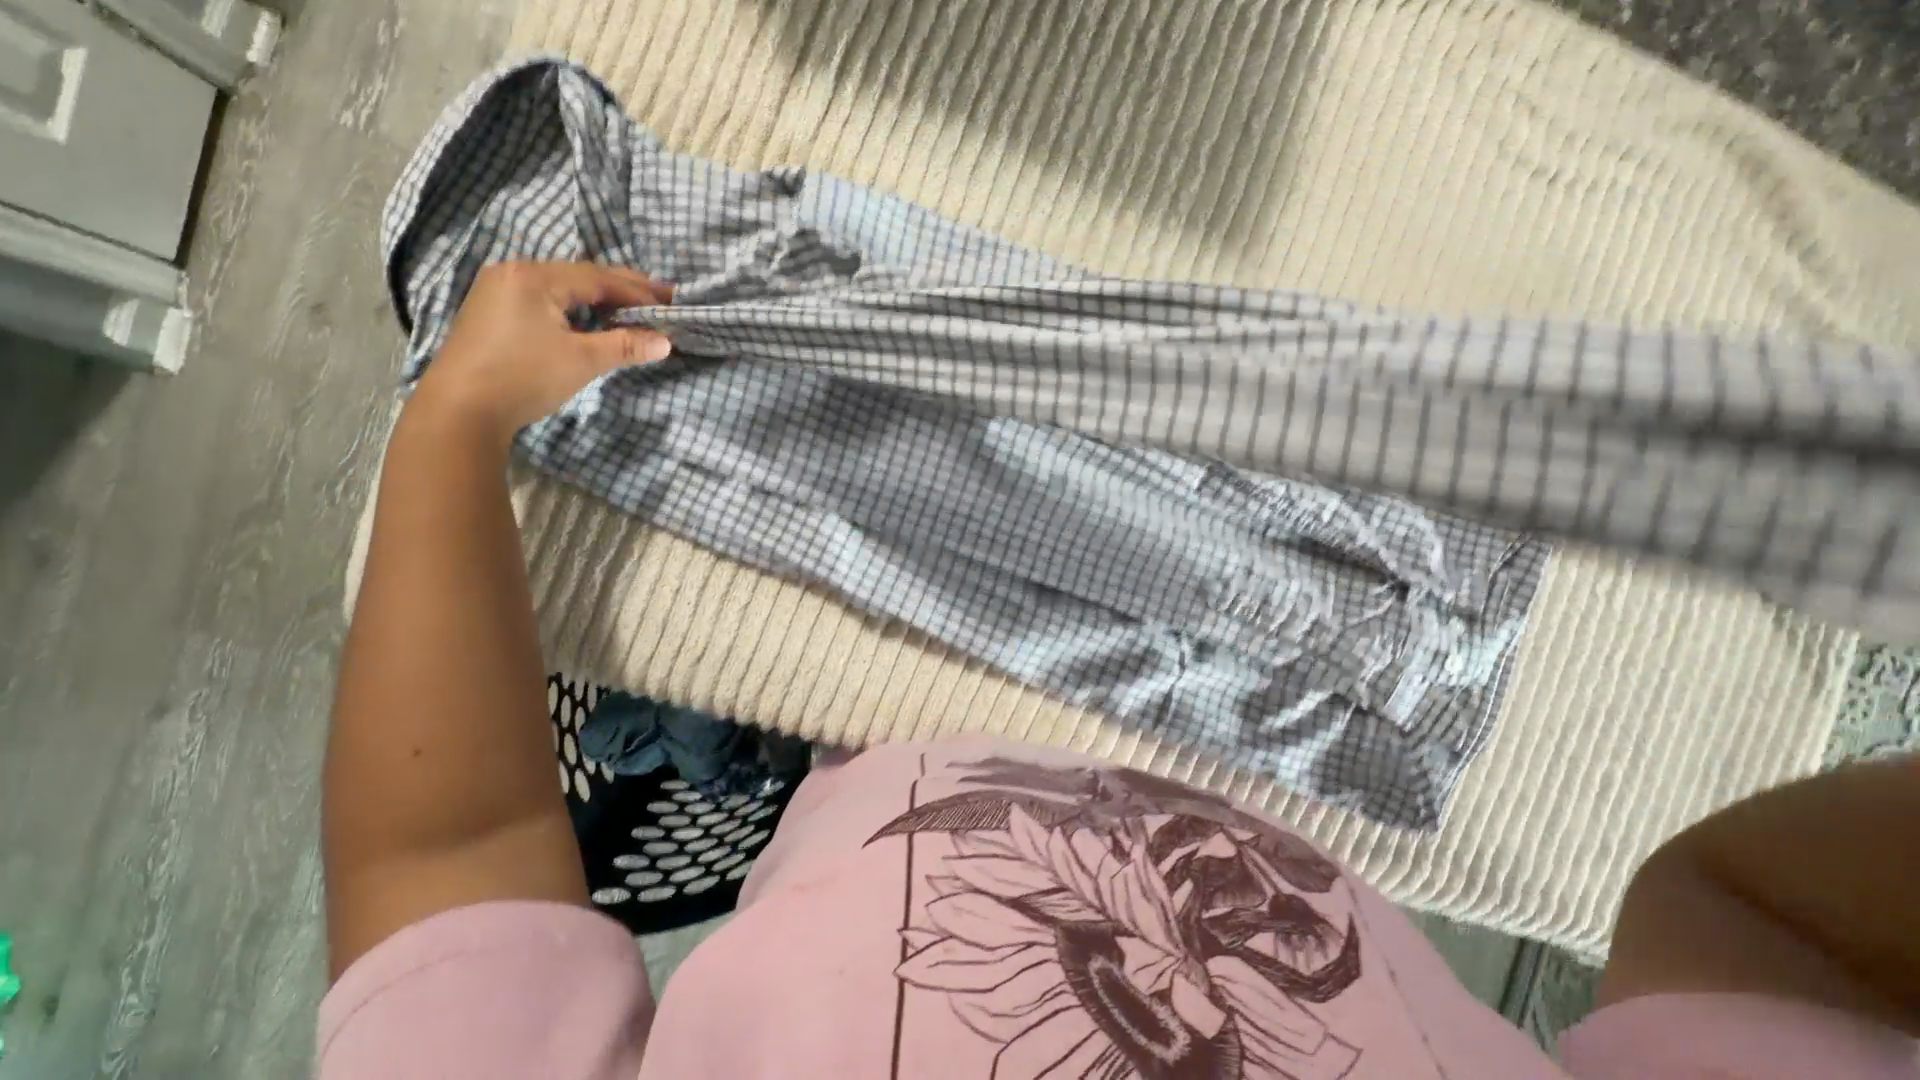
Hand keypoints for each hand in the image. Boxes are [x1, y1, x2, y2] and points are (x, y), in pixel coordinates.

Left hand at [411, 261, 674, 444]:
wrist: (460, 410)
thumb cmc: (523, 378)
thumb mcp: (582, 360)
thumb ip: (625, 345)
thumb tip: (665, 342)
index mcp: (535, 277)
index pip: (598, 278)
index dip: (638, 290)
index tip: (671, 299)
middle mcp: (513, 273)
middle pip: (578, 277)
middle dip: (620, 289)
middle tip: (658, 297)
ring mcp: (496, 291)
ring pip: (560, 288)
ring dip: (596, 299)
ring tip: (629, 309)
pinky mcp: (490, 313)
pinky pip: (542, 300)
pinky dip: (572, 308)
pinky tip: (588, 319)